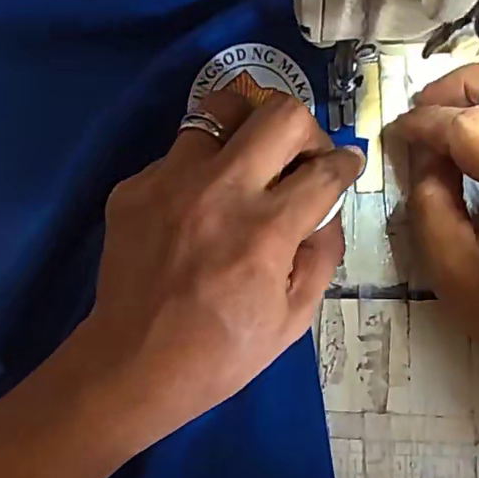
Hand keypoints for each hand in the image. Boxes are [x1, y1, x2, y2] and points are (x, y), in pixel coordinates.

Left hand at [68, 88, 362, 435]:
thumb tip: (327, 212)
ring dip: (247, 135)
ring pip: (221, 112)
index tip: (346, 166)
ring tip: (247, 169)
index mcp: (266, 230)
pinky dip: (199, 173)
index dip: (346, 164)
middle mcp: (219, 191)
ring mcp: (169, 183)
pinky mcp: (132, 188)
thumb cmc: (221, 354)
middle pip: (280, 113)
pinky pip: (177, 156)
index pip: (324, 169)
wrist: (133, 365)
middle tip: (301, 161)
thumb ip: (321, 256)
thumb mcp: (293, 320)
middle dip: (306, 131)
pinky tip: (195, 212)